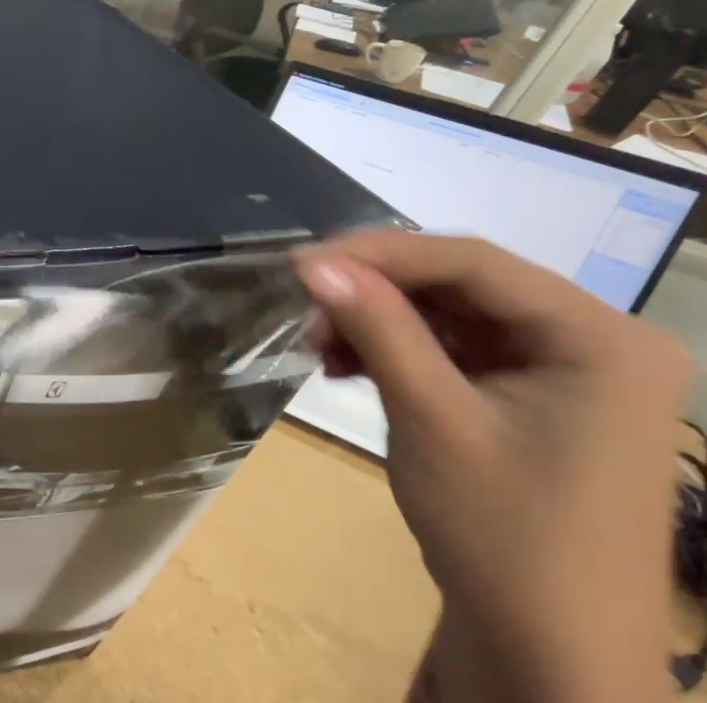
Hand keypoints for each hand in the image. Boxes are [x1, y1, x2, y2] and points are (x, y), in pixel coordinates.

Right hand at [296, 230, 688, 702]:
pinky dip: (401, 351)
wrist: (552, 645)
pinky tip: (351, 367)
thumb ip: (378, 328)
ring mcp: (575, 372)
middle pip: (466, 284)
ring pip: (455, 315)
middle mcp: (600, 341)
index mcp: (602, 338)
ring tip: (320, 348)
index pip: (475, 262)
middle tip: (304, 312)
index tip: (297, 264)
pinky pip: (462, 350)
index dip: (379, 253)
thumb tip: (313, 262)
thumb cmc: (504, 529)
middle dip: (376, 292)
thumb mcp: (431, 417)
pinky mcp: (543, 400)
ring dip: (381, 322)